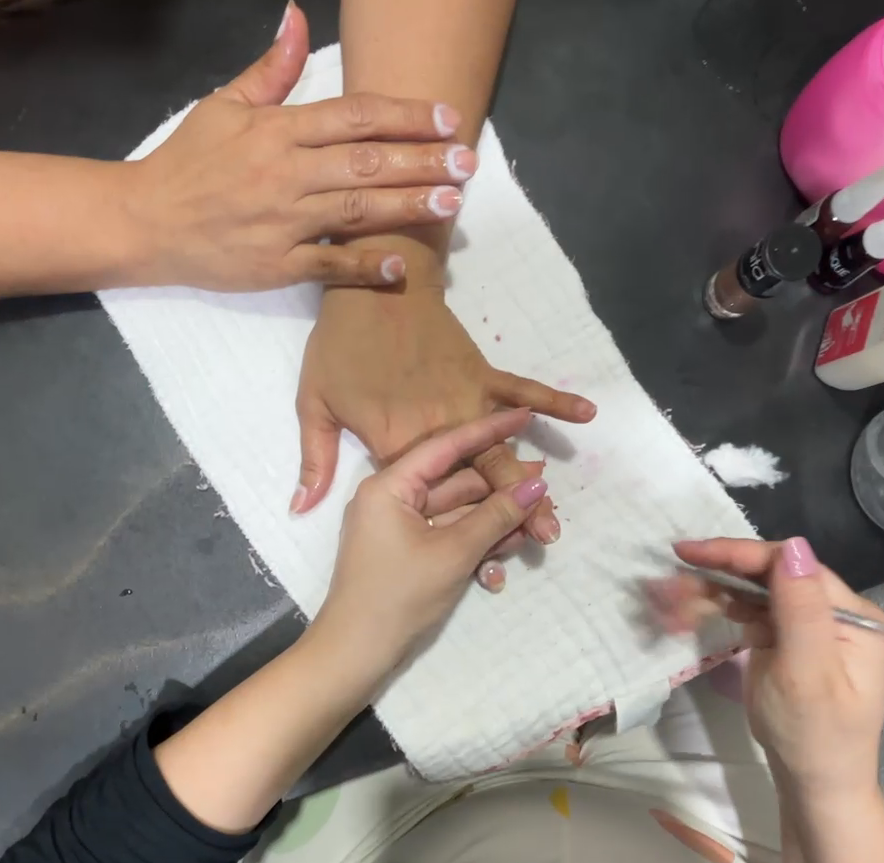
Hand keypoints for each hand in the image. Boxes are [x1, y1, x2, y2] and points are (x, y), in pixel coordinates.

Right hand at [121, 4, 473, 289]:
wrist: (146, 222)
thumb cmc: (187, 163)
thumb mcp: (224, 106)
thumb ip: (271, 71)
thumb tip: (297, 18)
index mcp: (277, 131)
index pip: (354, 117)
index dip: (404, 116)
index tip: (446, 119)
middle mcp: (286, 173)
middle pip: (366, 163)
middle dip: (422, 160)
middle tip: (467, 162)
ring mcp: (282, 222)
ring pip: (355, 210)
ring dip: (407, 206)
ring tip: (451, 202)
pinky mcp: (275, 265)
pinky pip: (327, 266)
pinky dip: (363, 266)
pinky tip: (398, 264)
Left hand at [293, 277, 595, 553]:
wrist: (371, 283)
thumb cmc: (338, 347)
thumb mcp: (314, 405)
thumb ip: (315, 461)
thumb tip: (299, 507)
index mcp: (396, 442)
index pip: (429, 496)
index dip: (459, 527)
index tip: (491, 558)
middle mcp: (436, 427)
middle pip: (475, 482)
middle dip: (508, 518)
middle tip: (539, 543)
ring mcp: (461, 400)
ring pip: (499, 452)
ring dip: (525, 485)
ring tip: (553, 518)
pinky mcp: (477, 375)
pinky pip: (517, 389)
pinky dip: (550, 400)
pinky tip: (585, 414)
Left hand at [310, 410, 549, 674]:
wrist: (356, 651)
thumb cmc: (398, 595)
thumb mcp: (453, 552)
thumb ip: (496, 516)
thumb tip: (537, 485)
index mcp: (389, 485)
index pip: (446, 446)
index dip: (489, 430)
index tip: (525, 413)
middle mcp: (392, 498)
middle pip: (456, 482)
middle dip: (500, 493)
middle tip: (544, 490)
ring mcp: (398, 526)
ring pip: (456, 512)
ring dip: (493, 522)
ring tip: (536, 528)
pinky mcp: (407, 551)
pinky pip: (446, 535)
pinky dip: (474, 542)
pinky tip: (507, 553)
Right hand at [662, 537, 883, 797]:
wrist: (814, 784)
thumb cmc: (815, 734)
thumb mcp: (807, 673)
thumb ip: (800, 609)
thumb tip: (792, 545)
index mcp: (851, 615)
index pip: (790, 567)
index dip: (738, 555)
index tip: (687, 554)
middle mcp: (833, 612)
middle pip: (767, 575)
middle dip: (714, 575)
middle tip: (665, 584)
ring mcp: (807, 626)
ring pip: (750, 592)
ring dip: (708, 592)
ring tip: (666, 601)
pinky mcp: (784, 640)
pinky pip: (746, 613)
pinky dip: (714, 610)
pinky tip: (687, 614)